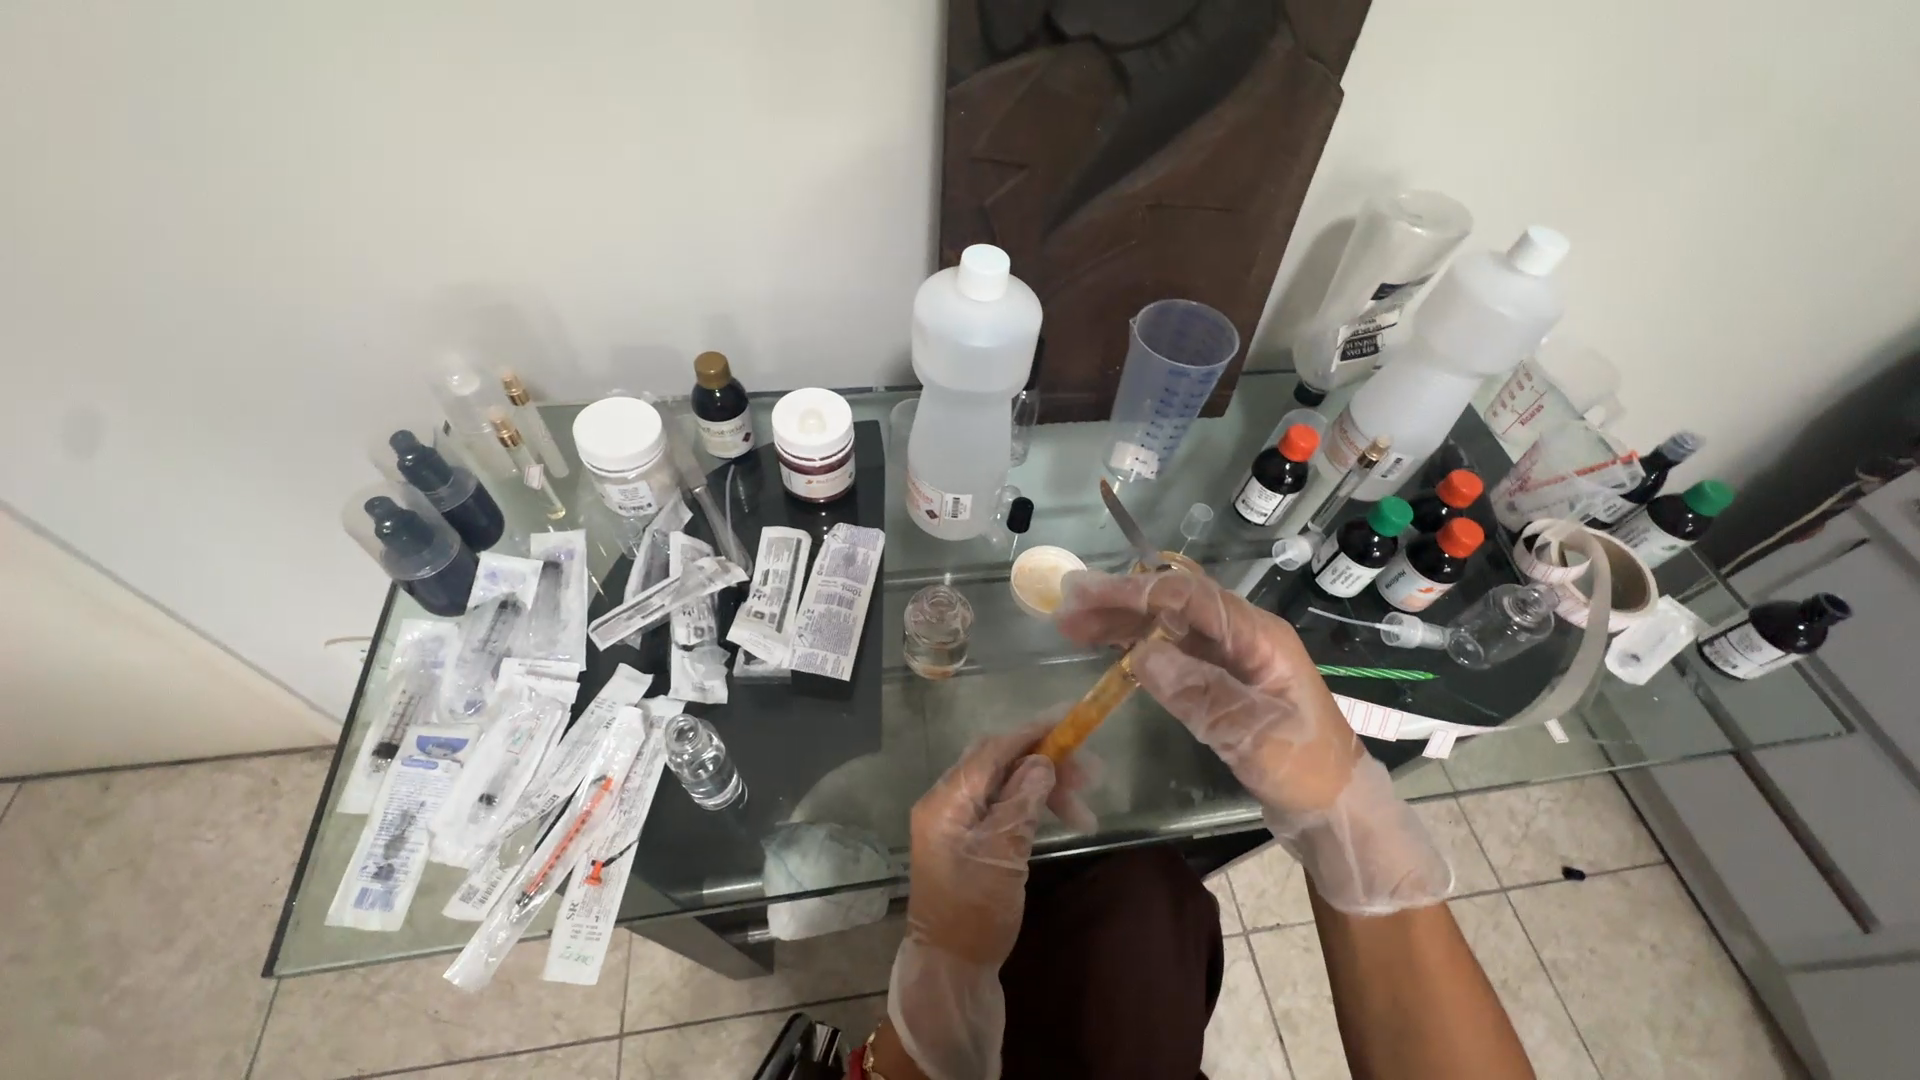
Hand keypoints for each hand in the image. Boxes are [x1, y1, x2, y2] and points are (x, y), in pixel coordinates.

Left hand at [887, 722, 1088, 1079]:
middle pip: (999, 762)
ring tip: (1085, 807)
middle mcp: (946, 802)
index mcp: (946, 800)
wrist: (950, 971)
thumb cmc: (975, 914)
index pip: (992, 750)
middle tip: (1091, 774)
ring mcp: (956, 821)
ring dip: (1044, 787)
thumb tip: (1043, 760)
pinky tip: (1060, 816)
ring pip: (1005, 785)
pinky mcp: (968, 839)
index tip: (1072, 721)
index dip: (1033, 732)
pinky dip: (1031, 807)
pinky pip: (1002, 806)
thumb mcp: (1003, 855)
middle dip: (1045, 761)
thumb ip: (1021, 801)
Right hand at [1054, 568, 1450, 915]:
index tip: (1088, 595)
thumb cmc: (1306, 772)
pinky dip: (1136, 646)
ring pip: (1168, 625)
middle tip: (1066, 605)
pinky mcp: (1220, 679)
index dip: (1136, 592)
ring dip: (1121, 622)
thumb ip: (1202, 695)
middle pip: (1174, 604)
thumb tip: (1142, 655)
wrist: (1337, 810)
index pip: (1190, 598)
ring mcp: (1231, 656)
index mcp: (1260, 637)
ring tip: (1071, 625)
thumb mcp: (1256, 738)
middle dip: (1119, 601)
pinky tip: (1107, 648)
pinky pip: (1172, 650)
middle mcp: (1243, 636)